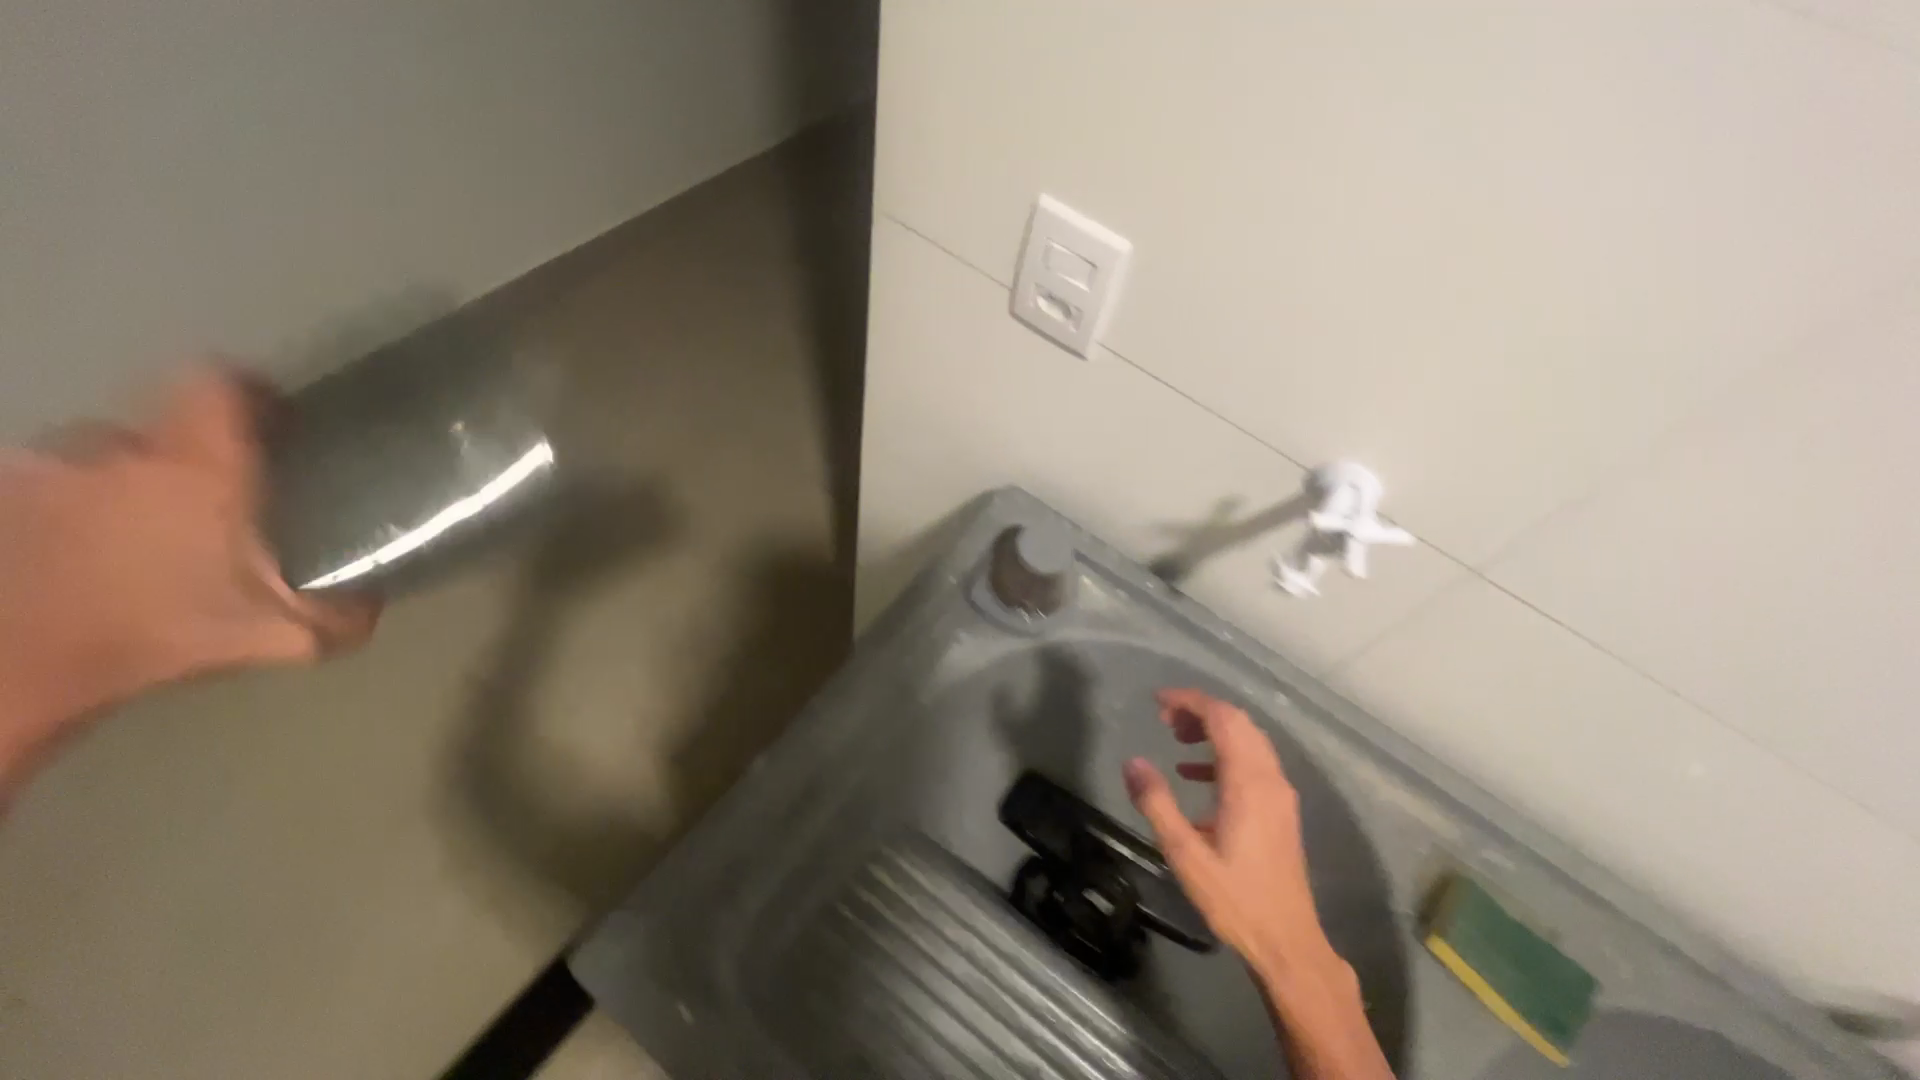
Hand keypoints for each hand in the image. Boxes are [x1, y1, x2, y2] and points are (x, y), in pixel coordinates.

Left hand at [0, 368, 379, 757]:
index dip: (248, 391)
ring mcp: (44, 472)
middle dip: (182, 457)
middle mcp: (119, 452)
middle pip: (158, 426)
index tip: (271, 420)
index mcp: (197, 466)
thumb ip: (344, 611)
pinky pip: (45, 487)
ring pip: (97, 458)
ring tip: (141, 532)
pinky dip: (69, 509)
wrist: (25, 669)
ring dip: (120, 484)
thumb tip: (376, 596)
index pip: (219, 381)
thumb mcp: (285, 636)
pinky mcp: (3, 498)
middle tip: (208, 501)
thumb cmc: (164, 637)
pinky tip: (86, 552)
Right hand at [1123, 688, 1332, 975]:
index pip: (1223, 718)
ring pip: (1248, 740)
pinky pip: (1253, 763)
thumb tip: (1133, 762)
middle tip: (1163, 719)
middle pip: (1238, 722)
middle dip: (1200, 710)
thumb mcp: (1184, 854)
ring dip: (1213, 730)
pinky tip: (1194, 775)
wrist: (1287, 940)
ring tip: (1175, 739)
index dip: (1190, 701)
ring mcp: (1280, 794)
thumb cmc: (1234, 898)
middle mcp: (1270, 779)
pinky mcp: (1280, 810)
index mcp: (1248, 782)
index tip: (1157, 701)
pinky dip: (1223, 755)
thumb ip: (1157, 804)